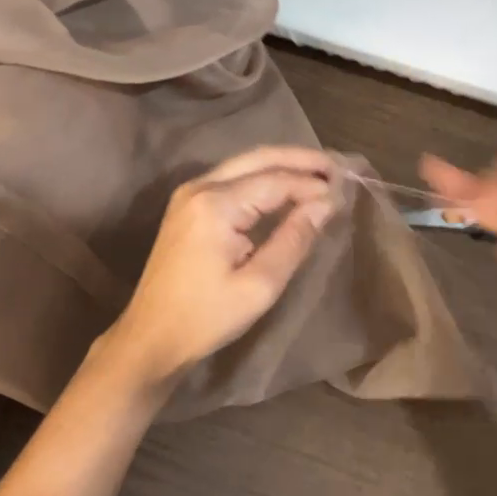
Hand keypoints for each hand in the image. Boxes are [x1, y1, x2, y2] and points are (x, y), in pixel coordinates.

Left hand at [103, 146, 338, 384]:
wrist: (151, 336)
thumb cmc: (206, 317)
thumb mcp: (259, 285)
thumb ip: (293, 240)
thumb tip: (325, 205)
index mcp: (215, 204)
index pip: (275, 180)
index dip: (312, 184)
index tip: (345, 191)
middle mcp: (200, 187)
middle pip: (258, 159)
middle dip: (300, 159)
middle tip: (338, 166)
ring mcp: (189, 194)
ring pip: (244, 165)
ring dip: (282, 166)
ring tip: (320, 173)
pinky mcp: (187, 207)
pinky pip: (231, 180)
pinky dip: (262, 180)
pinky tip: (286, 189)